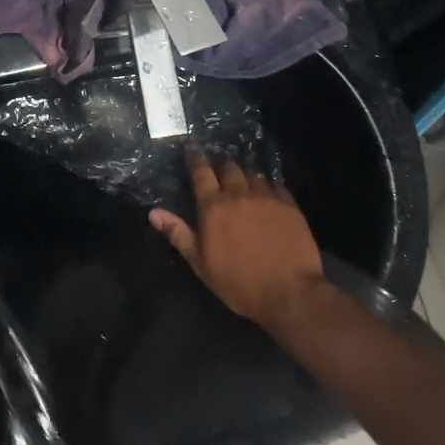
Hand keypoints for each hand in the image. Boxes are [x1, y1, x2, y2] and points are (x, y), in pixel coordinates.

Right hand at [149, 153, 325, 330]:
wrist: (290, 294)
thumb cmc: (240, 282)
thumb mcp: (202, 264)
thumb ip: (178, 234)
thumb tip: (154, 212)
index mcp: (214, 207)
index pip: (201, 172)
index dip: (196, 159)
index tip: (193, 151)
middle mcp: (239, 194)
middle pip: (229, 167)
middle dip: (222, 167)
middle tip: (220, 173)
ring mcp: (267, 197)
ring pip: (253, 173)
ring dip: (246, 176)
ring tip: (245, 182)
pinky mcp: (289, 205)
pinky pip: (276, 185)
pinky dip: (269, 186)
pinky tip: (269, 193)